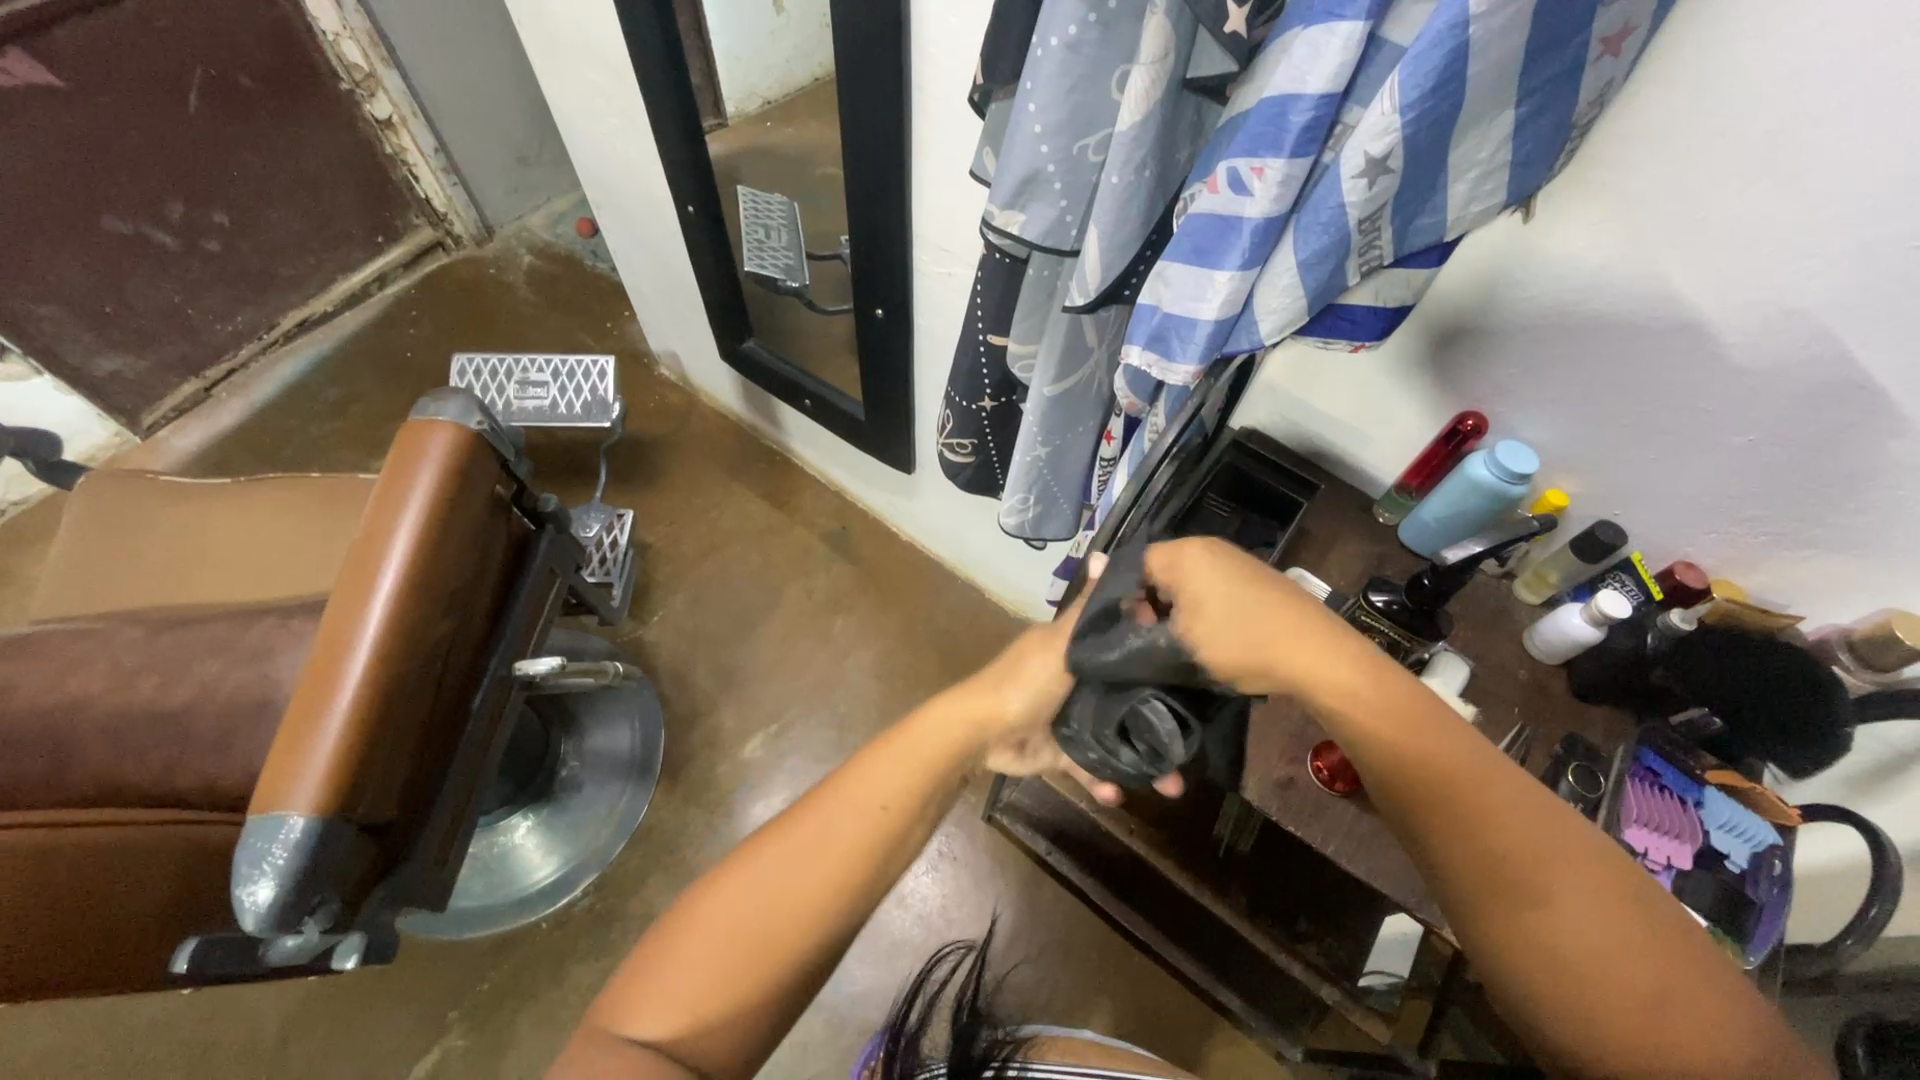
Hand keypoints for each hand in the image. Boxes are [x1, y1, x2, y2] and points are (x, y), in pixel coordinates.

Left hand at [949, 554, 1183, 806]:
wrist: (980, 732)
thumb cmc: (1024, 681)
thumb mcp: (1060, 641)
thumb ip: (1087, 608)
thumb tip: (1106, 554)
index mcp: (1073, 648)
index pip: (1121, 645)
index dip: (1152, 654)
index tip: (1191, 665)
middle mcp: (1074, 680)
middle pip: (1125, 696)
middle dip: (1157, 719)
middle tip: (1190, 739)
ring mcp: (1067, 717)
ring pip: (1114, 736)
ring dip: (1141, 759)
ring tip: (1172, 783)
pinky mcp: (1059, 752)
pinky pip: (1089, 766)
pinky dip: (1102, 780)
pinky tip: (1117, 793)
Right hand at [1143, 536, 1380, 700]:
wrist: (1316, 654)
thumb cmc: (1239, 644)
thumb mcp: (1178, 643)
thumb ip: (1143, 626)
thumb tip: (1131, 620)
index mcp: (1184, 554)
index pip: (1133, 565)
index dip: (1126, 599)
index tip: (1135, 631)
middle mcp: (1207, 546)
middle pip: (1160, 570)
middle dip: (1152, 603)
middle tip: (1156, 638)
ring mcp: (1235, 559)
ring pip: (1186, 580)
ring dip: (1179, 608)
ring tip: (1184, 641)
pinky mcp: (1254, 576)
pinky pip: (1212, 585)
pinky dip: (1204, 607)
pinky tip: (1214, 635)